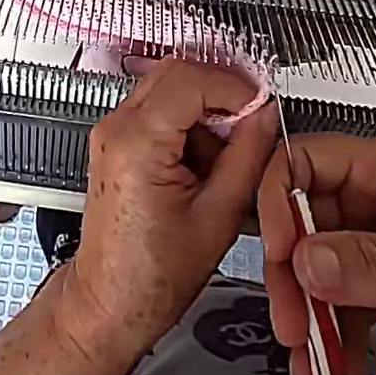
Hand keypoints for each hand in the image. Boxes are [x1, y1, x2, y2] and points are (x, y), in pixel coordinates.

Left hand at [58, 58, 278, 358]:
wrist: (109, 303)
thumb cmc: (151, 276)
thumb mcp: (218, 216)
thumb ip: (248, 156)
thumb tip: (266, 116)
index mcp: (138, 144)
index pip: (192, 80)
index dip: (235, 88)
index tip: (261, 105)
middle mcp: (118, 127)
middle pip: (177, 71)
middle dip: (221, 89)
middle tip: (251, 117)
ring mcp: (113, 130)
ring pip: (168, 84)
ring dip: (205, 105)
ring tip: (225, 151)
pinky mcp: (117, 138)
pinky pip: (158, 105)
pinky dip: (188, 119)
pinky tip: (204, 159)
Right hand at [259, 134, 375, 374]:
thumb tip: (309, 259)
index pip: (304, 162)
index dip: (280, 198)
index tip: (277, 249)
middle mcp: (370, 199)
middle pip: (299, 219)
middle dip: (288, 271)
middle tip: (291, 318)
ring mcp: (371, 242)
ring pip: (311, 266)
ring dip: (305, 312)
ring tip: (311, 356)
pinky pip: (335, 303)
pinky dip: (331, 336)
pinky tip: (342, 366)